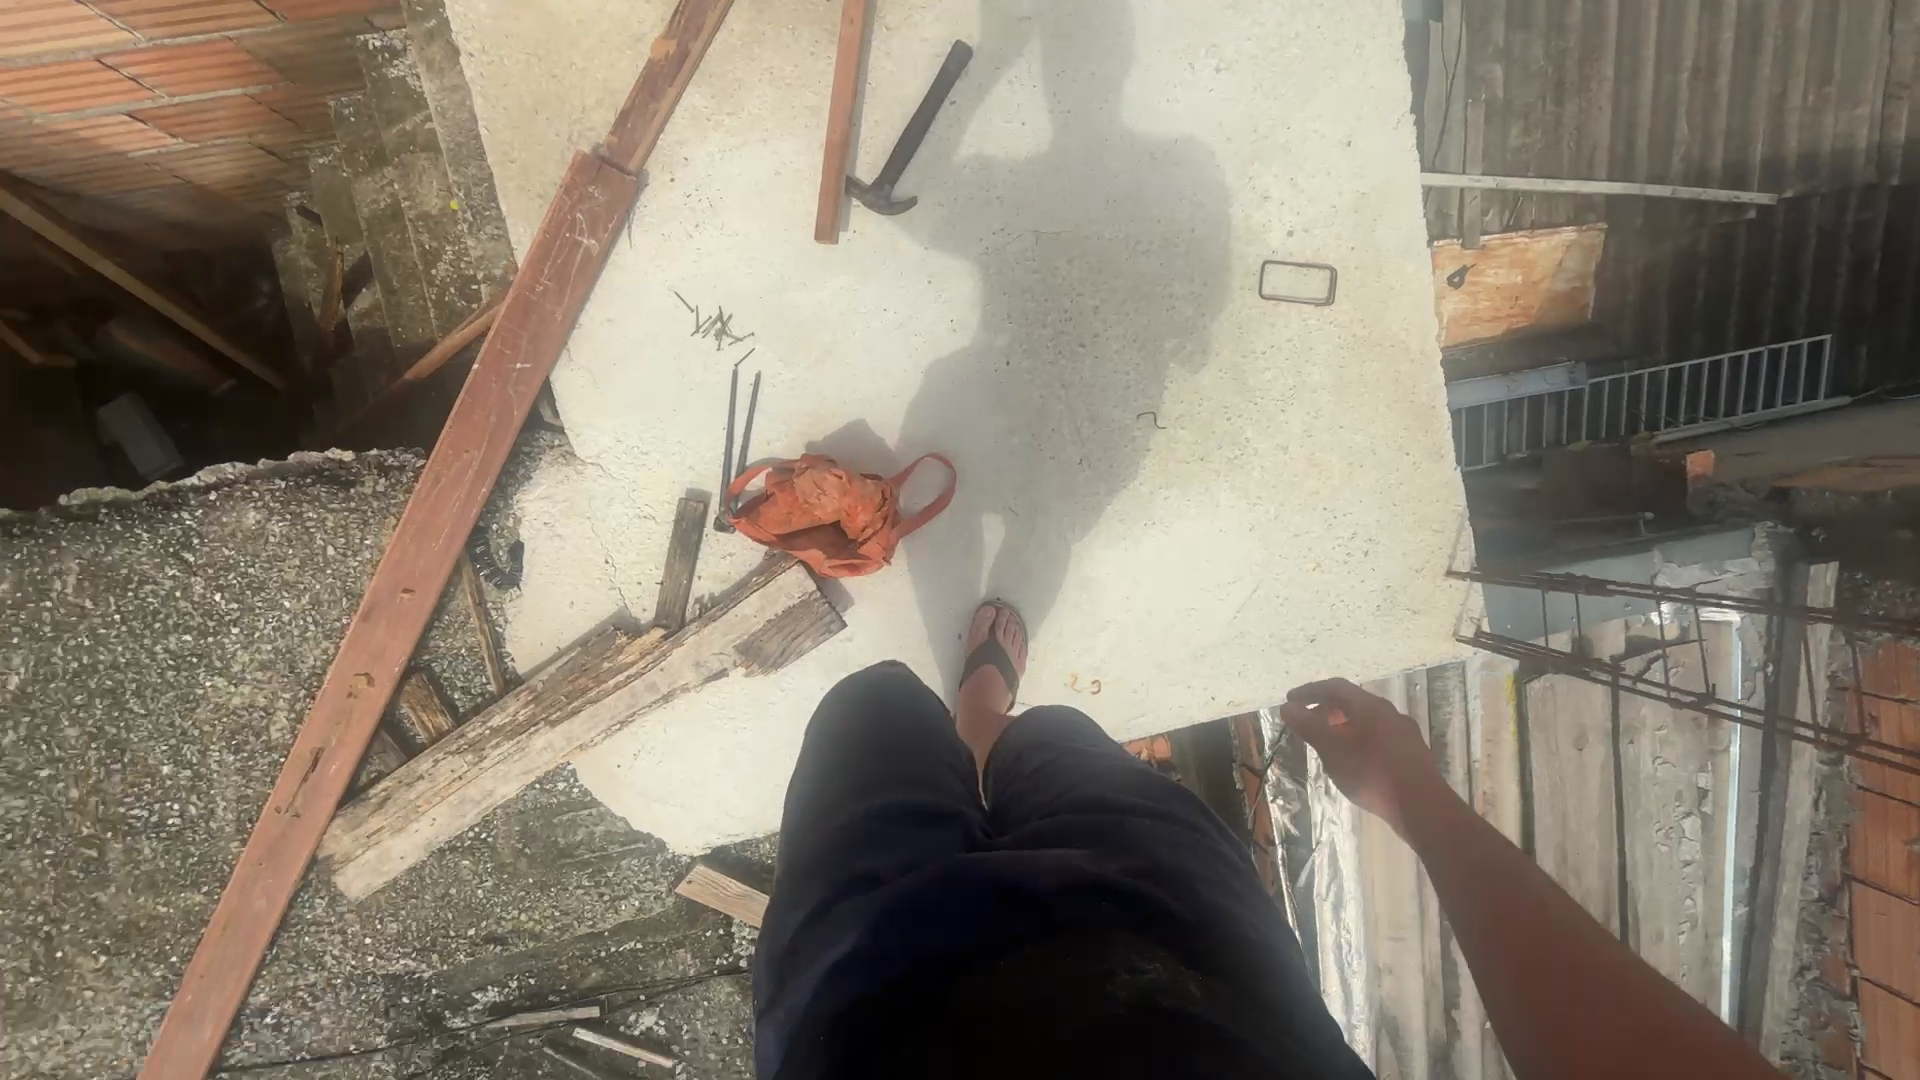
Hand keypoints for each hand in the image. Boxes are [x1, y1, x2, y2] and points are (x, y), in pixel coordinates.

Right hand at [1279, 678, 1447, 838]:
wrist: (1423, 807)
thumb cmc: (1371, 773)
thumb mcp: (1331, 749)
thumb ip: (1308, 725)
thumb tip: (1287, 707)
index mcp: (1369, 706)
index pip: (1334, 687)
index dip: (1309, 691)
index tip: (1290, 701)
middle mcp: (1389, 713)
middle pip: (1352, 702)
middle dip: (1325, 709)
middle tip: (1306, 722)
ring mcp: (1404, 733)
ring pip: (1366, 720)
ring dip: (1342, 725)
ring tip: (1327, 743)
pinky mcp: (1411, 754)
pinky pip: (1378, 736)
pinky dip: (1358, 739)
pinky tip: (1353, 760)